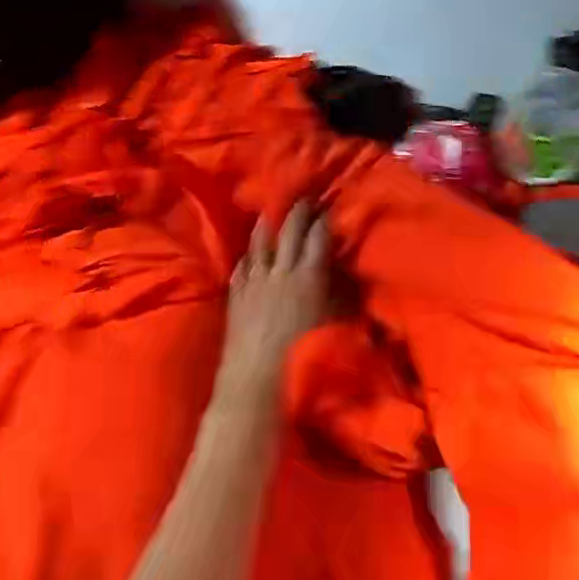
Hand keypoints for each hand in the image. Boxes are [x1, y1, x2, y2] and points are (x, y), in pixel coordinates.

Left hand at [217, 202, 328, 397]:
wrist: (256, 379)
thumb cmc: (303, 354)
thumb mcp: (330, 318)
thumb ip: (336, 291)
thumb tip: (342, 273)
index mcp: (309, 276)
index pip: (319, 236)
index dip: (324, 219)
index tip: (328, 208)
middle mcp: (282, 270)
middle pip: (291, 230)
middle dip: (299, 211)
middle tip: (305, 200)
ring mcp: (256, 280)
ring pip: (260, 241)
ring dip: (269, 224)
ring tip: (272, 213)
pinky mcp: (236, 293)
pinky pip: (242, 265)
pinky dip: (249, 256)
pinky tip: (252, 254)